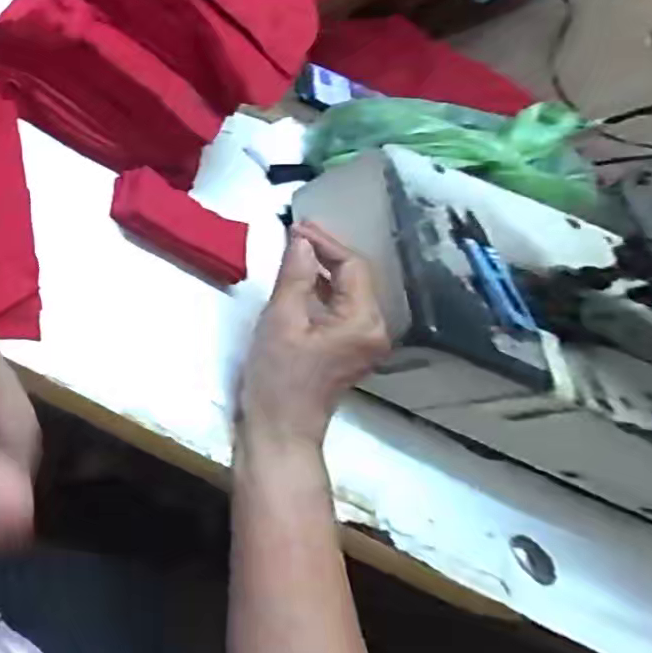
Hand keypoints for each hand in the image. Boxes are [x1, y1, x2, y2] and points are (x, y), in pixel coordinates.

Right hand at [239, 222, 388, 454]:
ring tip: (294, 247)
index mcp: (363, 321)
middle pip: (356, 276)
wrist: (280, 427)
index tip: (295, 225)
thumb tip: (300, 239)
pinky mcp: (348, 348)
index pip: (352, 266)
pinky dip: (321, 287)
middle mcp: (374, 330)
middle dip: (326, 251)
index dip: (325, 242)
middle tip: (294, 230)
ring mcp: (364, 341)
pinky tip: (299, 278)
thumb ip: (293, 275)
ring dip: (323, 267)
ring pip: (349, 290)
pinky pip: (341, 306)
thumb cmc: (278, 374)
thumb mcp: (281, 319)